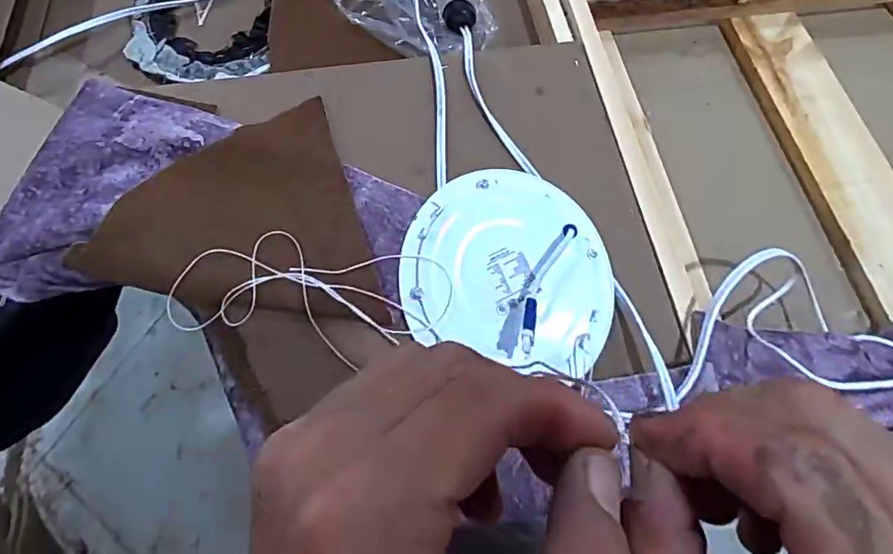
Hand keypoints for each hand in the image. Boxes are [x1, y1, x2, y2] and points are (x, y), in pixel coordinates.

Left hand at [252, 342, 618, 551]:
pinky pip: (387, 382)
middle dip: (524, 399)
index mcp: (362, 503)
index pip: (483, 401)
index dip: (556, 406)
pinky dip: (438, 405)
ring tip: (510, 466)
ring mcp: (298, 437)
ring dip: (483, 399)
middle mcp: (322, 448)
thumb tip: (595, 452)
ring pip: (423, 362)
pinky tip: (452, 470)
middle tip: (563, 451)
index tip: (601, 436)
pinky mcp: (292, 440)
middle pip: (456, 368)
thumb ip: (555, 531)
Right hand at [629, 380, 892, 553]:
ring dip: (765, 434)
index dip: (705, 434)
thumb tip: (656, 478)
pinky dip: (815, 461)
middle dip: (727, 417)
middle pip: (814, 414)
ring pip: (843, 419)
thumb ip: (725, 538)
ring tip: (730, 502)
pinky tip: (800, 523)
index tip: (647, 440)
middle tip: (678, 461)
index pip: (791, 459)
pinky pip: (877, 452)